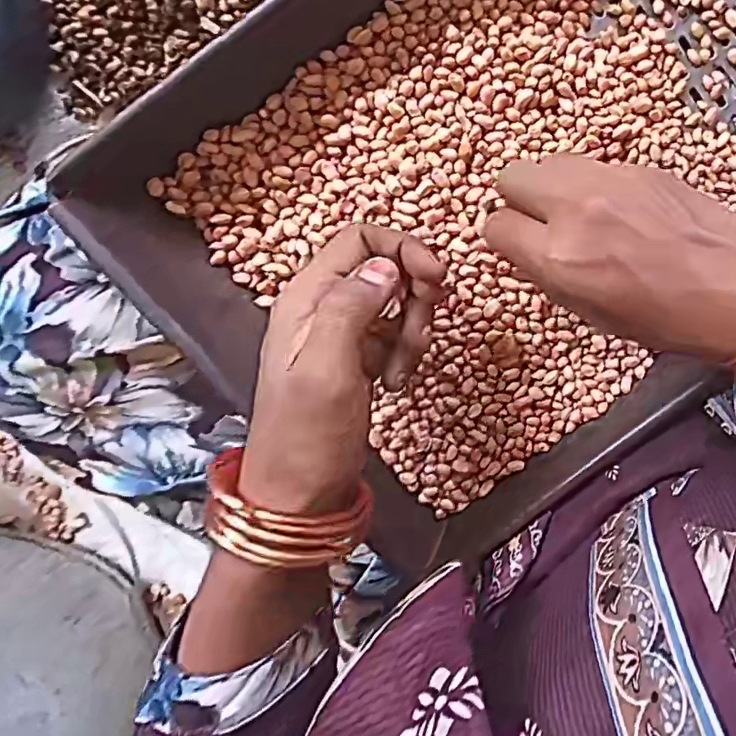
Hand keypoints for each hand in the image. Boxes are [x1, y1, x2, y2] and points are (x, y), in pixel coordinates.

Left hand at [240, 225, 444, 513]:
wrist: (300, 497)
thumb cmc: (306, 438)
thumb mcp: (326, 370)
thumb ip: (351, 309)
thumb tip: (386, 266)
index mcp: (307, 298)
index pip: (359, 238)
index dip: (402, 247)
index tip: (436, 276)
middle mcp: (323, 305)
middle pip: (385, 266)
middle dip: (415, 293)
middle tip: (422, 329)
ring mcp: (342, 330)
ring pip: (397, 299)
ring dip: (414, 327)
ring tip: (401, 368)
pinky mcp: (359, 354)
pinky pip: (397, 331)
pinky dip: (408, 349)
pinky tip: (395, 380)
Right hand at [484, 156, 735, 370]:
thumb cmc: (673, 321)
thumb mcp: (597, 316)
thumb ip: (550, 273)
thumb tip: (529, 245)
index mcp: (561, 258)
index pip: (495, 226)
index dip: (506, 239)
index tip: (520, 245)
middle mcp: (577, 209)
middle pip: (512, 177)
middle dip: (519, 200)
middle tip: (543, 223)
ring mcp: (610, 180)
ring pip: (549, 162)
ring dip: (552, 186)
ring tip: (580, 214)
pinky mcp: (640, 166)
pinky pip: (592, 166)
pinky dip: (591, 184)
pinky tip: (619, 209)